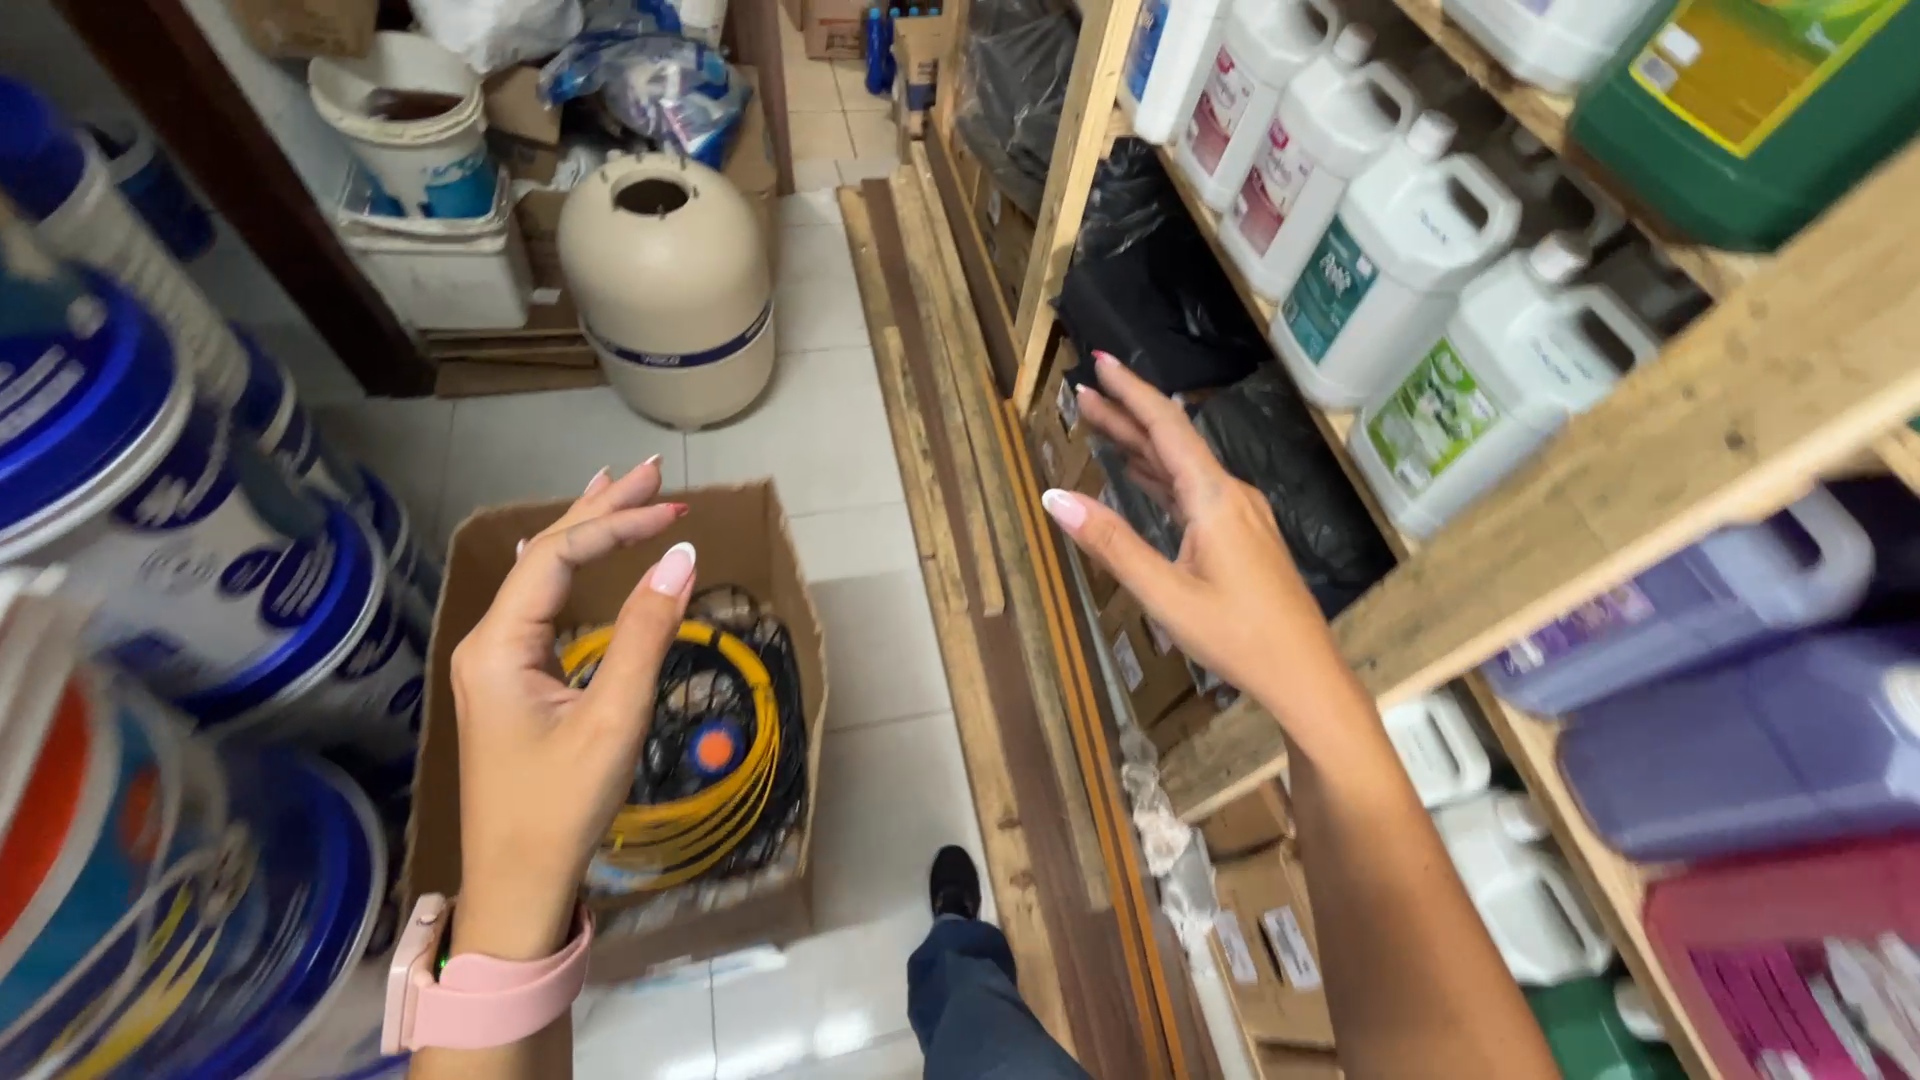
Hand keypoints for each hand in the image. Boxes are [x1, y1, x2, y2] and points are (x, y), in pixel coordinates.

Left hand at [446, 461, 696, 959]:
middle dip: (600, 509)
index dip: (616, 524)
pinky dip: (574, 567)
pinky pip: (546, 603)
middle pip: (546, 553)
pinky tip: (577, 552)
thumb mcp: (615, 716)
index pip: (559, 556)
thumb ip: (649, 632)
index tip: (676, 512)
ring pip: (545, 576)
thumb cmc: (563, 804)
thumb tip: (681, 557)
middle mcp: (491, 640)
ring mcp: (499, 659)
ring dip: (587, 531)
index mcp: (501, 644)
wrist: (520, 882)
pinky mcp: (516, 678)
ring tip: (619, 490)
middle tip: (650, 471)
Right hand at [1041, 354, 1344, 725]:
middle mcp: (1230, 494)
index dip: (1131, 392)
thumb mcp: (1165, 594)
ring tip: (1100, 427)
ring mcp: (1241, 514)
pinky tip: (1142, 476)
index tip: (1100, 363)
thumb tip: (1056, 498)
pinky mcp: (1243, 535)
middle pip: (1172, 441)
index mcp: (1214, 498)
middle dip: (1126, 414)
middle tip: (1083, 393)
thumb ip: (1111, 544)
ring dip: (1140, 446)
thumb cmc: (1236, 636)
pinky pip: (1193, 491)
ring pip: (1182, 467)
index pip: (1166, 426)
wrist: (1305, 674)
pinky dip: (1161, 476)